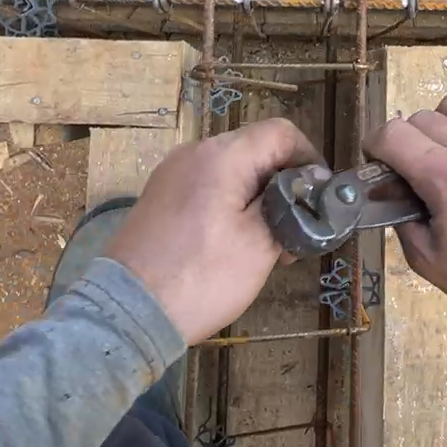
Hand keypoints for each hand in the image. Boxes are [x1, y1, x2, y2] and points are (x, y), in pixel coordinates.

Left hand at [106, 119, 321, 344]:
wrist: (126, 314)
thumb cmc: (200, 277)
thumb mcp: (259, 244)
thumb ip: (290, 205)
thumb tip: (308, 184)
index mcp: (222, 156)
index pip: (281, 132)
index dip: (309, 157)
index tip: (320, 195)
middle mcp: (195, 151)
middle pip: (256, 149)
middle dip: (284, 183)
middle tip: (295, 231)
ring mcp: (173, 171)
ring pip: (233, 168)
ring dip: (258, 196)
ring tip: (267, 245)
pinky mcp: (160, 194)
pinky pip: (208, 183)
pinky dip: (230, 202)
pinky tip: (234, 242)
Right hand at [363, 94, 446, 310]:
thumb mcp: (426, 257)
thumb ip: (398, 215)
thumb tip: (386, 188)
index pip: (393, 134)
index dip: (375, 146)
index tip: (377, 162)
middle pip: (419, 118)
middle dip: (406, 141)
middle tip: (411, 169)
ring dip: (438, 126)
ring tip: (443, 155)